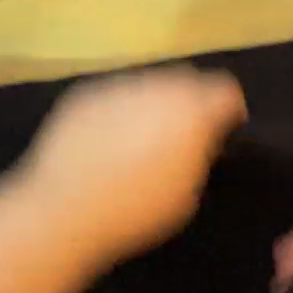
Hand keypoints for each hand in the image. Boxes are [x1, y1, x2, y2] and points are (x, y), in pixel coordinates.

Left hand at [0, 67, 244, 271]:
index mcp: (193, 110)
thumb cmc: (137, 210)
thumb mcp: (188, 192)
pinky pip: (115, 94)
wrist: (63, 212)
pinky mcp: (84, 94)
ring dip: (154, 103)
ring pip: (149, 83)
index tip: (223, 133)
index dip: (229, 111)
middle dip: (192, 102)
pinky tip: (106, 139)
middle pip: (188, 80)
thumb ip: (200, 155)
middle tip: (182, 136)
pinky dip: (120, 109)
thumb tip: (200, 140)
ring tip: (140, 138)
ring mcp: (119, 86)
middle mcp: (159, 87)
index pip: (226, 91)